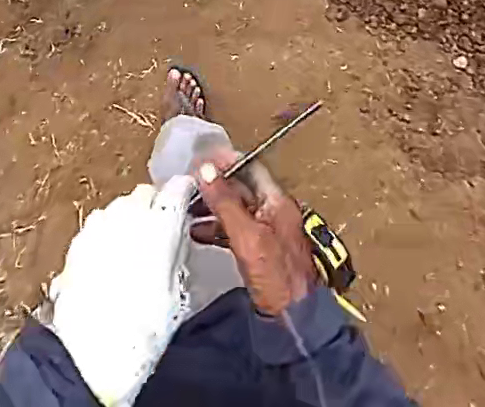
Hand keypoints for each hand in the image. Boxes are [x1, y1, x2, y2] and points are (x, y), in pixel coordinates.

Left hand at [45, 177, 196, 404]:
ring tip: (140, 244)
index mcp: (154, 230)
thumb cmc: (139, 332)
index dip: (181, 190)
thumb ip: (176, 253)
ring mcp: (97, 225)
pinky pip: (101, 221)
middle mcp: (123, 218)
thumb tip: (179, 230)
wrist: (90, 350)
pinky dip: (112, 228)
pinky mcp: (79, 237)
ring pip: (121, 205)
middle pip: (144, 194)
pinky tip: (116, 254)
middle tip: (165, 224)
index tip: (187, 191)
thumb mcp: (174, 296)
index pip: (172, 193)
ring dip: (132, 215)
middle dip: (156, 203)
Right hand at [193, 151, 320, 315]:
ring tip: (188, 209)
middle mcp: (275, 214)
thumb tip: (205, 169)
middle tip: (188, 185)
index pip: (250, 168)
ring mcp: (269, 233)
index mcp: (278, 204)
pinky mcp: (262, 251)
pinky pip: (236, 229)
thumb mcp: (246, 235)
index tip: (200, 161)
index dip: (224, 161)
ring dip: (211, 207)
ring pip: (236, 209)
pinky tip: (199, 233)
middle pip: (240, 188)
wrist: (297, 323)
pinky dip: (216, 227)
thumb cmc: (277, 278)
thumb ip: (225, 201)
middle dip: (213, 185)